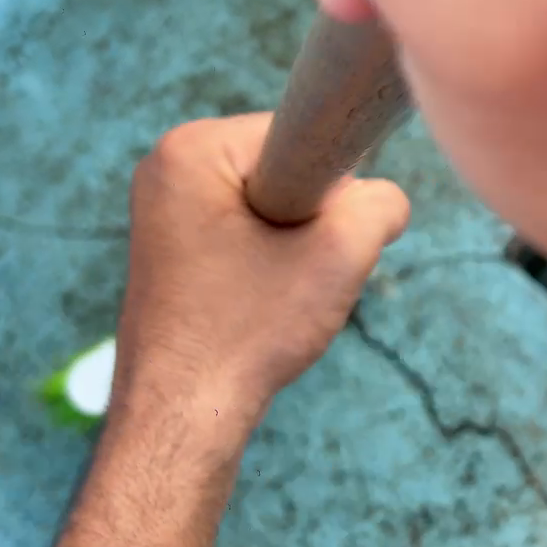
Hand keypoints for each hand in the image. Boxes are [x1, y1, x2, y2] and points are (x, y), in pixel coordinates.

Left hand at [113, 115, 409, 429]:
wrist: (185, 410)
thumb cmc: (252, 328)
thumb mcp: (339, 256)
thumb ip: (382, 205)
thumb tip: (384, 201)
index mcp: (193, 148)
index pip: (302, 136)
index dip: (336, 188)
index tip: (328, 240)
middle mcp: (166, 165)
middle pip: (288, 168)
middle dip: (316, 219)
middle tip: (306, 272)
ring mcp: (163, 208)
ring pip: (273, 203)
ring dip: (298, 243)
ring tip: (281, 291)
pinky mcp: (172, 246)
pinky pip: (249, 229)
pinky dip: (273, 259)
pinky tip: (263, 299)